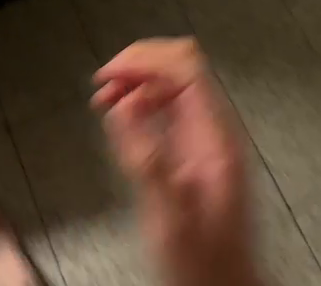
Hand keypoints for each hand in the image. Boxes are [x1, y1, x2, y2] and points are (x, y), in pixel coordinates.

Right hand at [92, 38, 258, 285]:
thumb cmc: (203, 262)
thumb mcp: (172, 217)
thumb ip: (148, 162)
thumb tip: (121, 108)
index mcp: (216, 135)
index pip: (187, 67)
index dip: (147, 59)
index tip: (111, 73)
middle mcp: (213, 124)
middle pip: (179, 62)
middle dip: (138, 63)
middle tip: (104, 83)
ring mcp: (204, 130)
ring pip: (171, 76)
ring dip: (136, 76)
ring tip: (105, 95)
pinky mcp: (192, 141)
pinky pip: (166, 100)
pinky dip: (139, 95)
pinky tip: (120, 111)